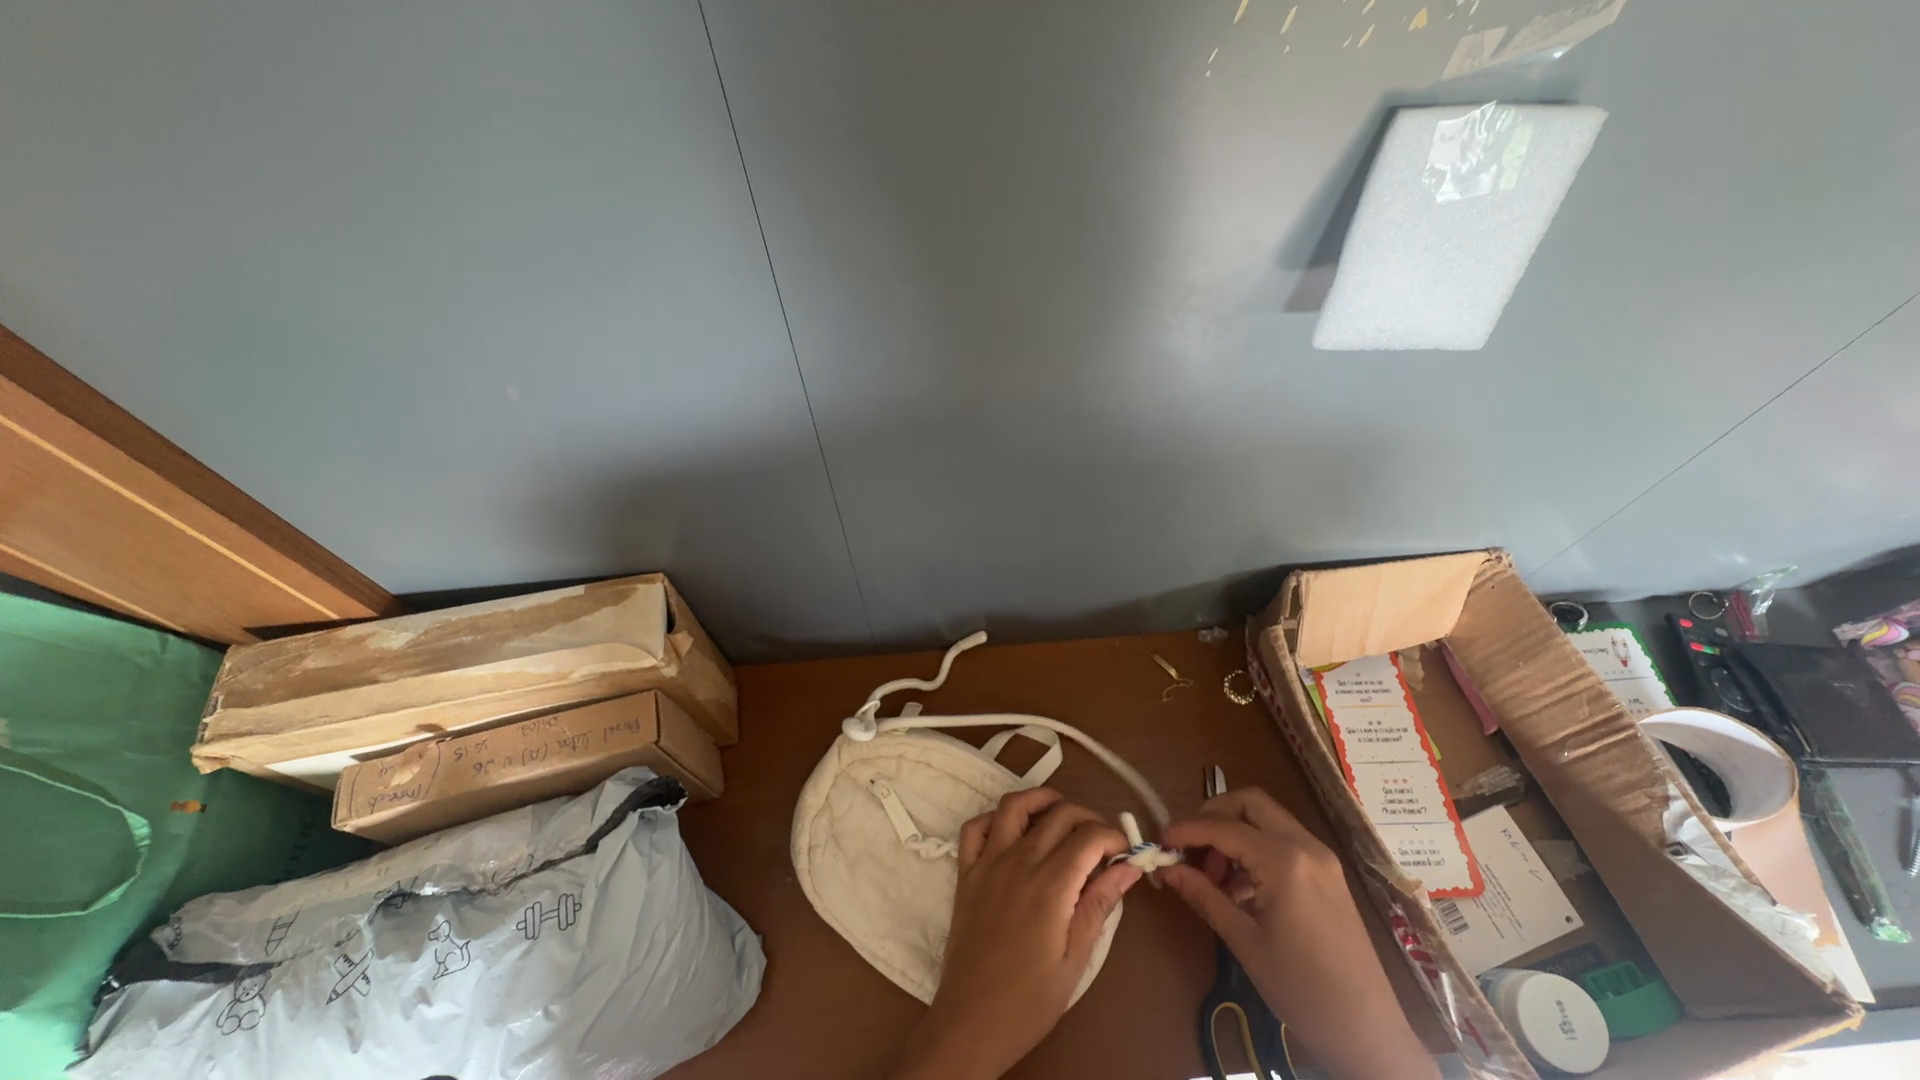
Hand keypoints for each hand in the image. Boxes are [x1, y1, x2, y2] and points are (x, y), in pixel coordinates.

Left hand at [888, 788, 1143, 1079]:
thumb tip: (1129, 866)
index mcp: (1051, 885)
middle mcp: (1018, 862)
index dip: (1115, 836)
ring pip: (1014, 805)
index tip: (1126, 853)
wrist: (972, 1021)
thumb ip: (1100, 904)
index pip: (1090, 836)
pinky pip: (974, 827)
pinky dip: (995, 817)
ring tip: (1062, 813)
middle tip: (1102, 842)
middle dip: (1088, 818)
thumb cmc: (1031, 999)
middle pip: (1059, 814)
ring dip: (1042, 800)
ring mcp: (987, 863)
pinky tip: (1013, 831)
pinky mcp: (965, 873)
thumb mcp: (1077, 958)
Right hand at [1159, 788, 1438, 1079]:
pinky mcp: (1329, 875)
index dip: (1186, 830)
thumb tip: (1168, 870)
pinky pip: (1284, 844)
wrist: (1367, 1028)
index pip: (1223, 827)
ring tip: (1210, 877)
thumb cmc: (1301, 987)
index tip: (1159, 841)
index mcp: (1284, 860)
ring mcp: (1322, 859)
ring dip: (1234, 834)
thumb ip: (1204, 896)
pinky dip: (1255, 851)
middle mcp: (1306, 846)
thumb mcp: (1244, 941)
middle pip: (1250, 804)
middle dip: (1213, 816)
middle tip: (1188, 847)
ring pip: (1268, 821)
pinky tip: (1237, 889)